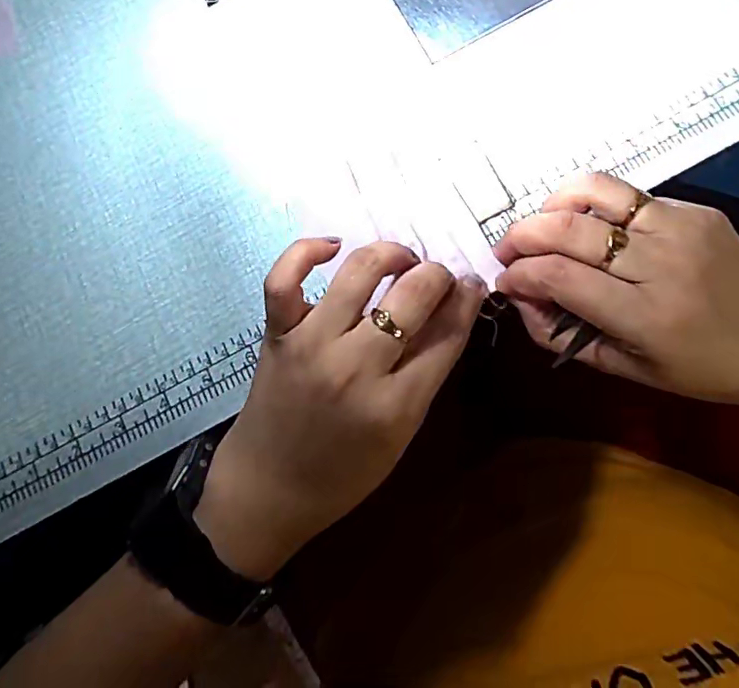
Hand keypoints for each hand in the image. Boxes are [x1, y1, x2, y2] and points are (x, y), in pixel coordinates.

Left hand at [191, 239, 483, 579]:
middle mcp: (355, 368)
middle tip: (437, 278)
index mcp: (395, 404)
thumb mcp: (402, 429)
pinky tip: (332, 246)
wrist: (267, 491)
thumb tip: (457, 305)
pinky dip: (306, 251)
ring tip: (402, 261)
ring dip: (393, 253)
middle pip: (414, 294)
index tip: (471, 283)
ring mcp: (312, 345)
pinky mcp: (276, 334)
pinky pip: (284, 279)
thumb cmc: (345, 470)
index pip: (448, 332)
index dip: (467, 298)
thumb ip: (430, 367)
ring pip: (361, 271)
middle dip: (438, 274)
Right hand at [493, 173, 738, 419]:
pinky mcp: (694, 209)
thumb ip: (567, 336)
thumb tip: (523, 298)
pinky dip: (597, 208)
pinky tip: (594, 227)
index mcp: (646, 316)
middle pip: (568, 228)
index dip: (519, 275)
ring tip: (544, 223)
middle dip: (523, 235)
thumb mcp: (630, 369)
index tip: (506, 280)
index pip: (559, 277)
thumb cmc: (704, 370)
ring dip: (555, 203)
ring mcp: (680, 227)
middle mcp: (660, 263)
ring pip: (596, 192)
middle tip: (509, 250)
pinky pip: (630, 196)